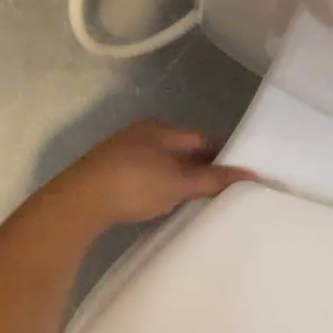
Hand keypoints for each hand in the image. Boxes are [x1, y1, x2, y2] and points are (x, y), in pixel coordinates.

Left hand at [43, 120, 255, 228]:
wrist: (81, 201)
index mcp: (162, 129)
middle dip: (201, 168)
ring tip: (196, 200)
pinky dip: (159, 186)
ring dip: (179, 179)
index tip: (237, 177)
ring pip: (163, 163)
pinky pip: (145, 175)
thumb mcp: (180, 182)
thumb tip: (250, 174)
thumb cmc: (136, 184)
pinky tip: (164, 203)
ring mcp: (123, 152)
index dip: (222, 156)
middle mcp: (142, 134)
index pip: (202, 138)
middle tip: (221, 192)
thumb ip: (214, 179)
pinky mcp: (110, 172)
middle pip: (182, 150)